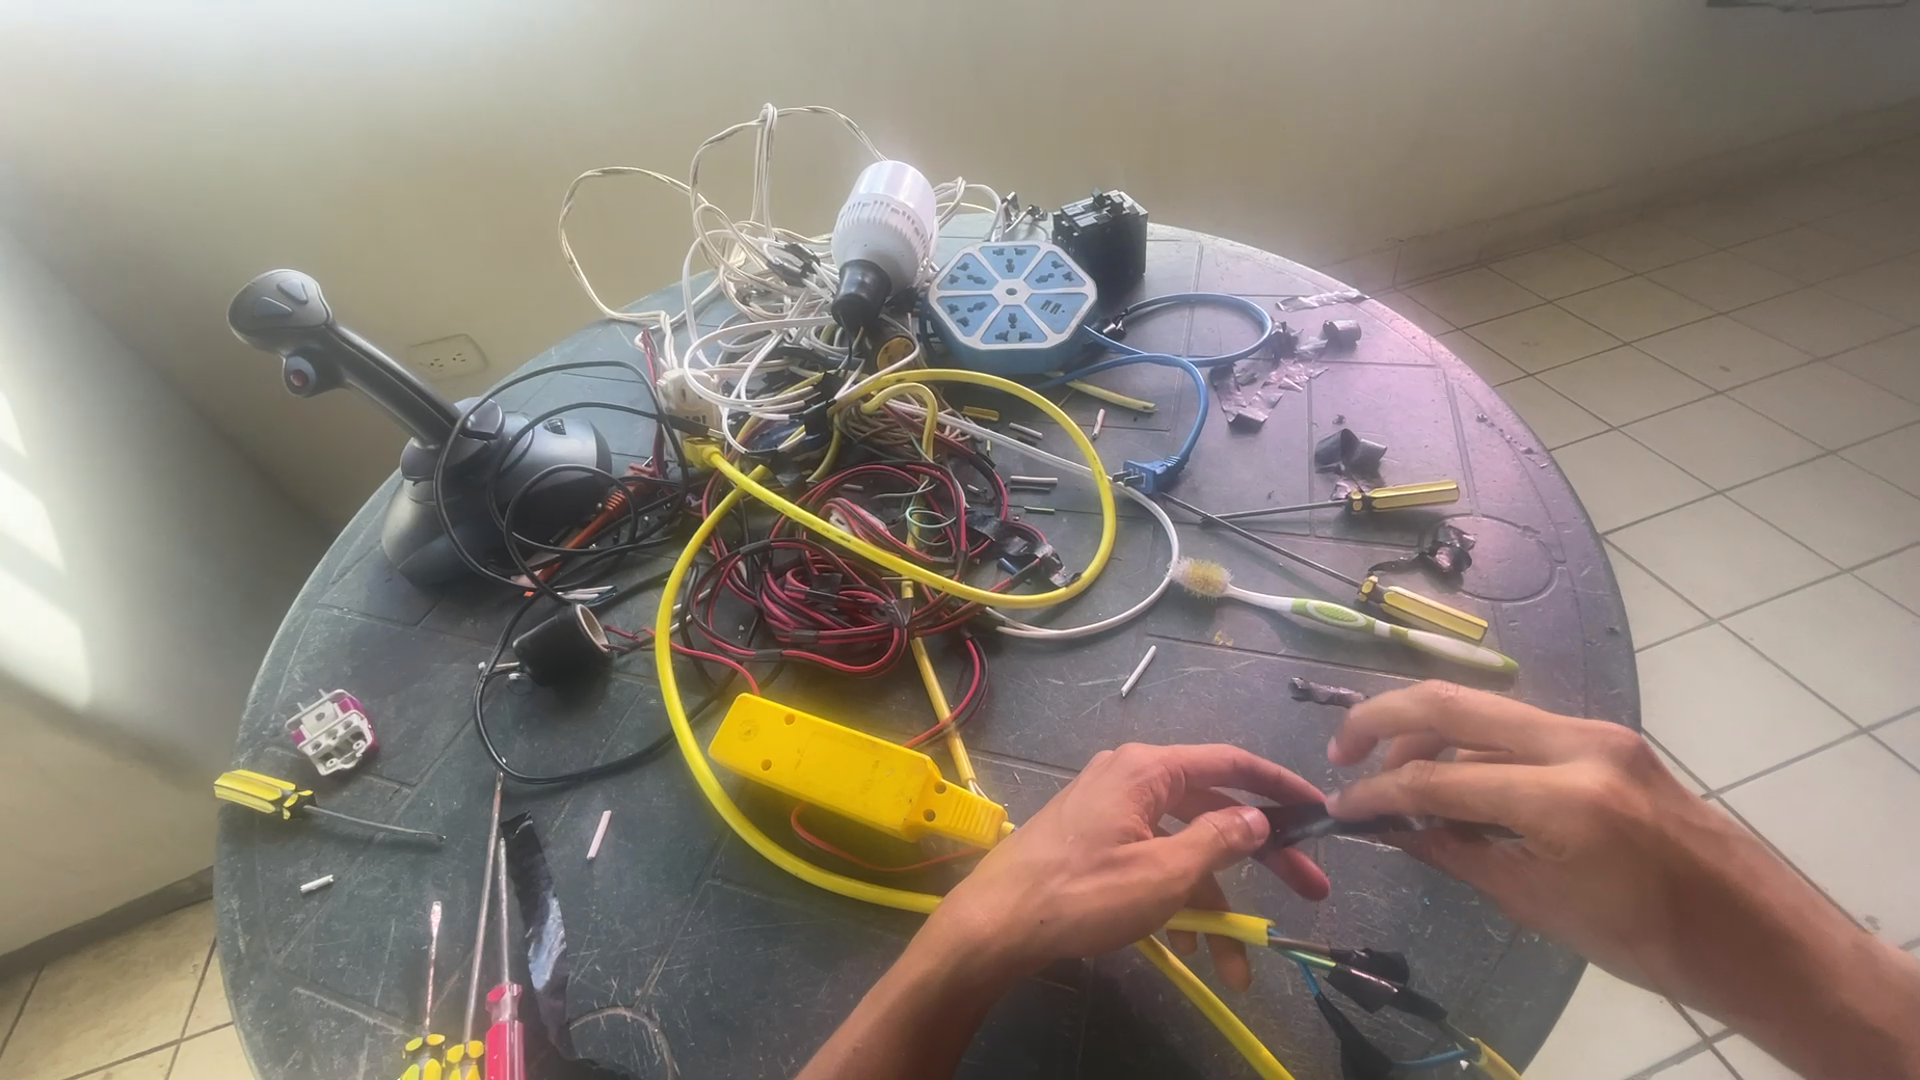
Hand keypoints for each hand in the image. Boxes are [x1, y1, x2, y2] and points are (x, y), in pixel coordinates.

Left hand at [923, 743, 1330, 990]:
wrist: (997, 922)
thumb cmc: (1083, 891)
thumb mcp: (1163, 873)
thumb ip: (1218, 842)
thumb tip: (1258, 818)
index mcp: (1147, 769)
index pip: (1228, 764)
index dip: (1278, 785)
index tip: (1319, 809)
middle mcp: (1130, 778)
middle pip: (1210, 809)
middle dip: (1259, 856)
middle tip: (1310, 890)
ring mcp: (1111, 809)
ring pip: (1181, 846)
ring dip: (1213, 900)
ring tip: (1237, 963)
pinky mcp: (1096, 839)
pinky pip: (1150, 860)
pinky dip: (1175, 898)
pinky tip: (1191, 947)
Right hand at [1325, 680, 1732, 987]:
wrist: (1770, 944)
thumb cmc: (1652, 944)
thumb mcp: (1535, 903)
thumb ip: (1449, 850)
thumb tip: (1382, 825)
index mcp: (1566, 801)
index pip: (1436, 779)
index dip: (1376, 793)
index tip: (1341, 806)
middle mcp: (1580, 745)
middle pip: (1446, 702)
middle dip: (1378, 720)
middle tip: (1341, 750)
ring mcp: (1596, 732)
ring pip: (1477, 707)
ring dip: (1422, 732)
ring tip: (1393, 774)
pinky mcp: (1605, 736)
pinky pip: (1512, 726)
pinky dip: (1467, 745)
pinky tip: (1450, 778)